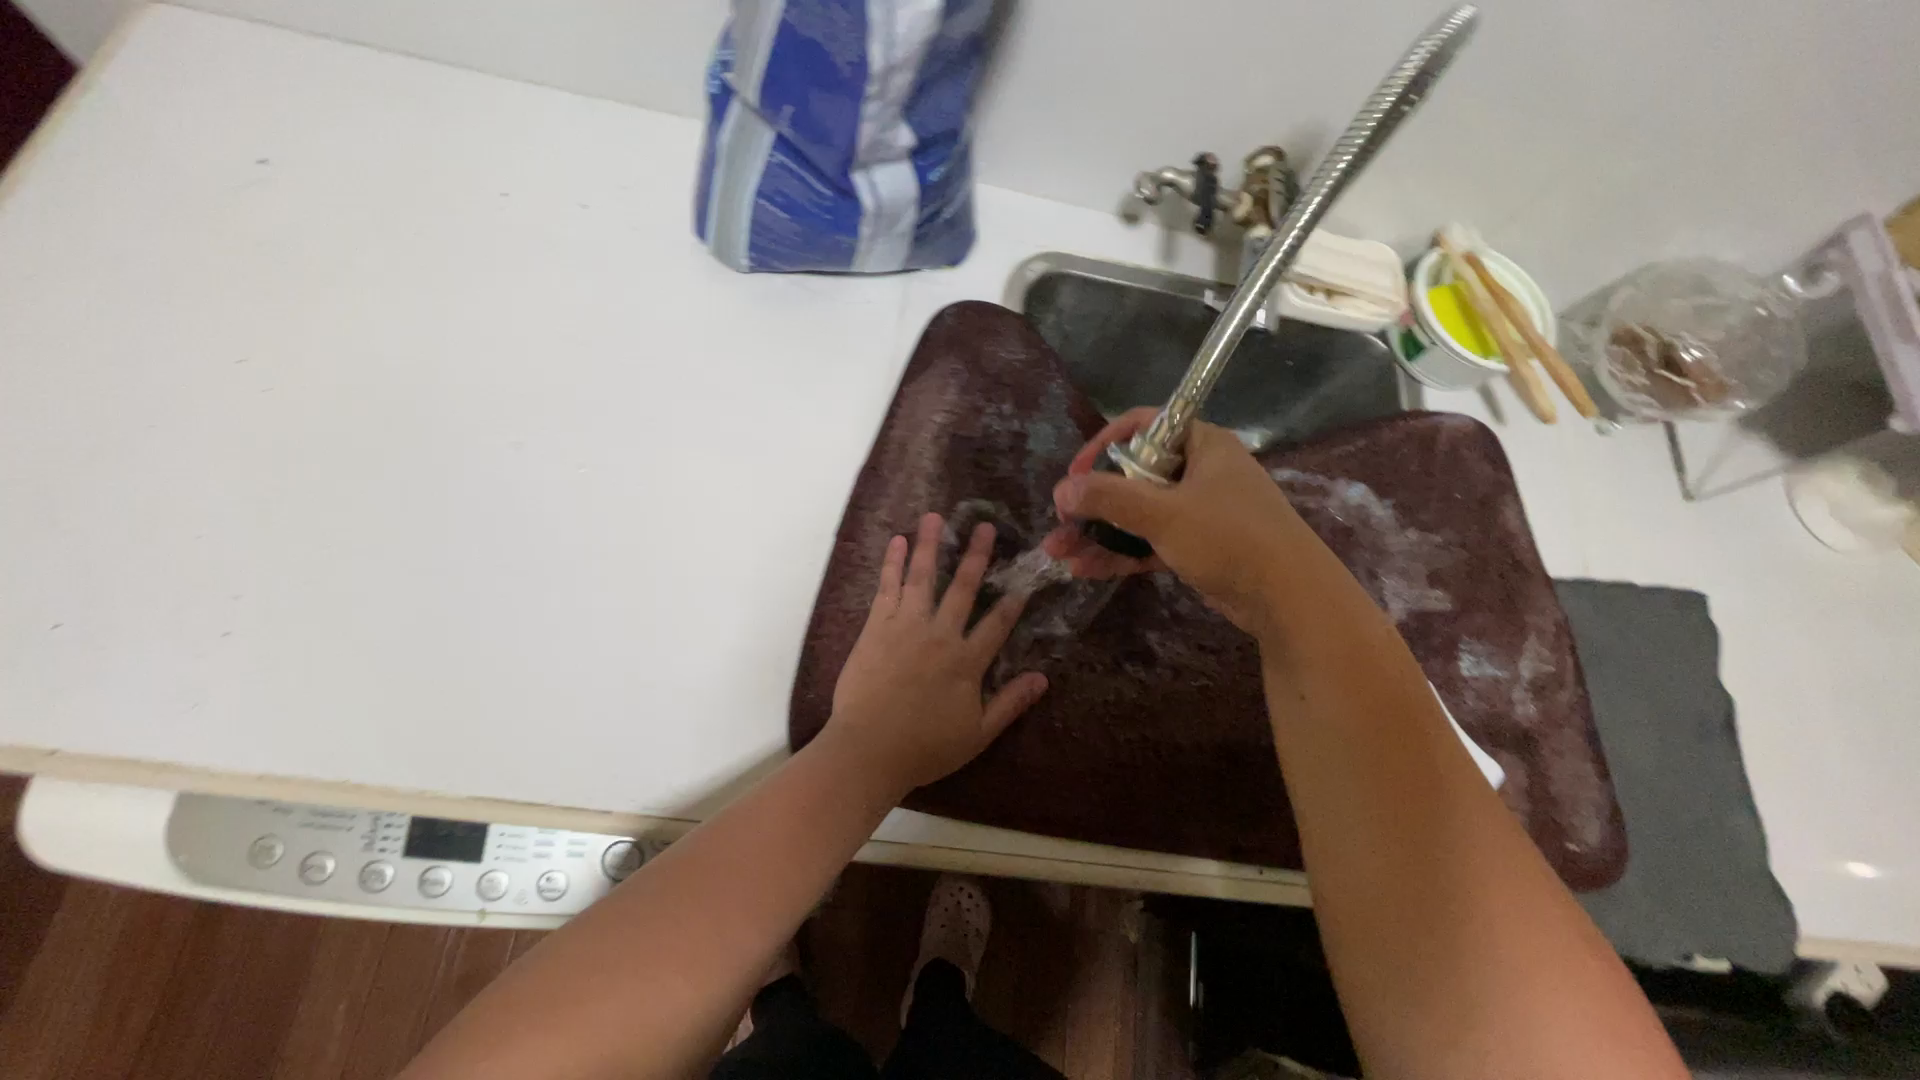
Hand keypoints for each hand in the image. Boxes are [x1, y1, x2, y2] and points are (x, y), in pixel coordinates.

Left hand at [827, 513, 1049, 790]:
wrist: (869, 749)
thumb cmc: (925, 747)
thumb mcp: (978, 734)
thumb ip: (1011, 704)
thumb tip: (1043, 679)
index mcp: (967, 661)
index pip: (997, 623)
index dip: (1013, 602)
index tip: (1024, 580)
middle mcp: (940, 634)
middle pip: (962, 588)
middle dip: (976, 556)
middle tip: (985, 526)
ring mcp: (906, 626)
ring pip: (922, 577)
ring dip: (929, 545)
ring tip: (934, 516)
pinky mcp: (876, 627)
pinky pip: (887, 587)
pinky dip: (892, 563)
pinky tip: (897, 542)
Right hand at [1041, 407, 1316, 634]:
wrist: (1290, 597)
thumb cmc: (1230, 538)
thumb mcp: (1164, 514)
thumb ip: (1110, 498)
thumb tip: (1061, 490)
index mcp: (1201, 445)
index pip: (1142, 426)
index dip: (1102, 446)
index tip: (1075, 474)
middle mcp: (1200, 471)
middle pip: (1134, 475)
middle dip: (1093, 503)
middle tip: (1060, 524)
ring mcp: (1200, 511)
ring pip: (1138, 514)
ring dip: (1100, 533)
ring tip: (1059, 554)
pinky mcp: (1199, 546)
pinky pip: (1150, 541)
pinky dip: (1121, 553)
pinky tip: (1086, 570)